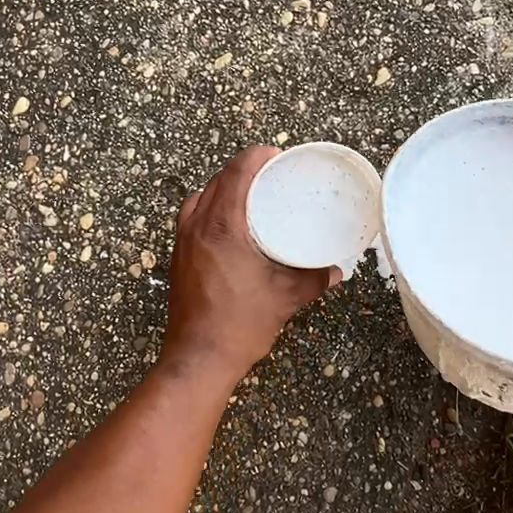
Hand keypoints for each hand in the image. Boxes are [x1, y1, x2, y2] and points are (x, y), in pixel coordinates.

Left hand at [161, 146, 339, 384]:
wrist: (197, 357)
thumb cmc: (239, 325)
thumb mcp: (285, 298)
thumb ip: (313, 279)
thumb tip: (335, 269)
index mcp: (222, 225)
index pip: (235, 172)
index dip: (255, 156)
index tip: (276, 155)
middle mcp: (197, 224)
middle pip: (217, 179)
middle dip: (243, 169)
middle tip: (270, 174)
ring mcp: (183, 239)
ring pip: (201, 195)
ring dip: (223, 186)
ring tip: (249, 194)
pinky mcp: (177, 254)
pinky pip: (192, 214)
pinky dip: (209, 206)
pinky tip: (228, 222)